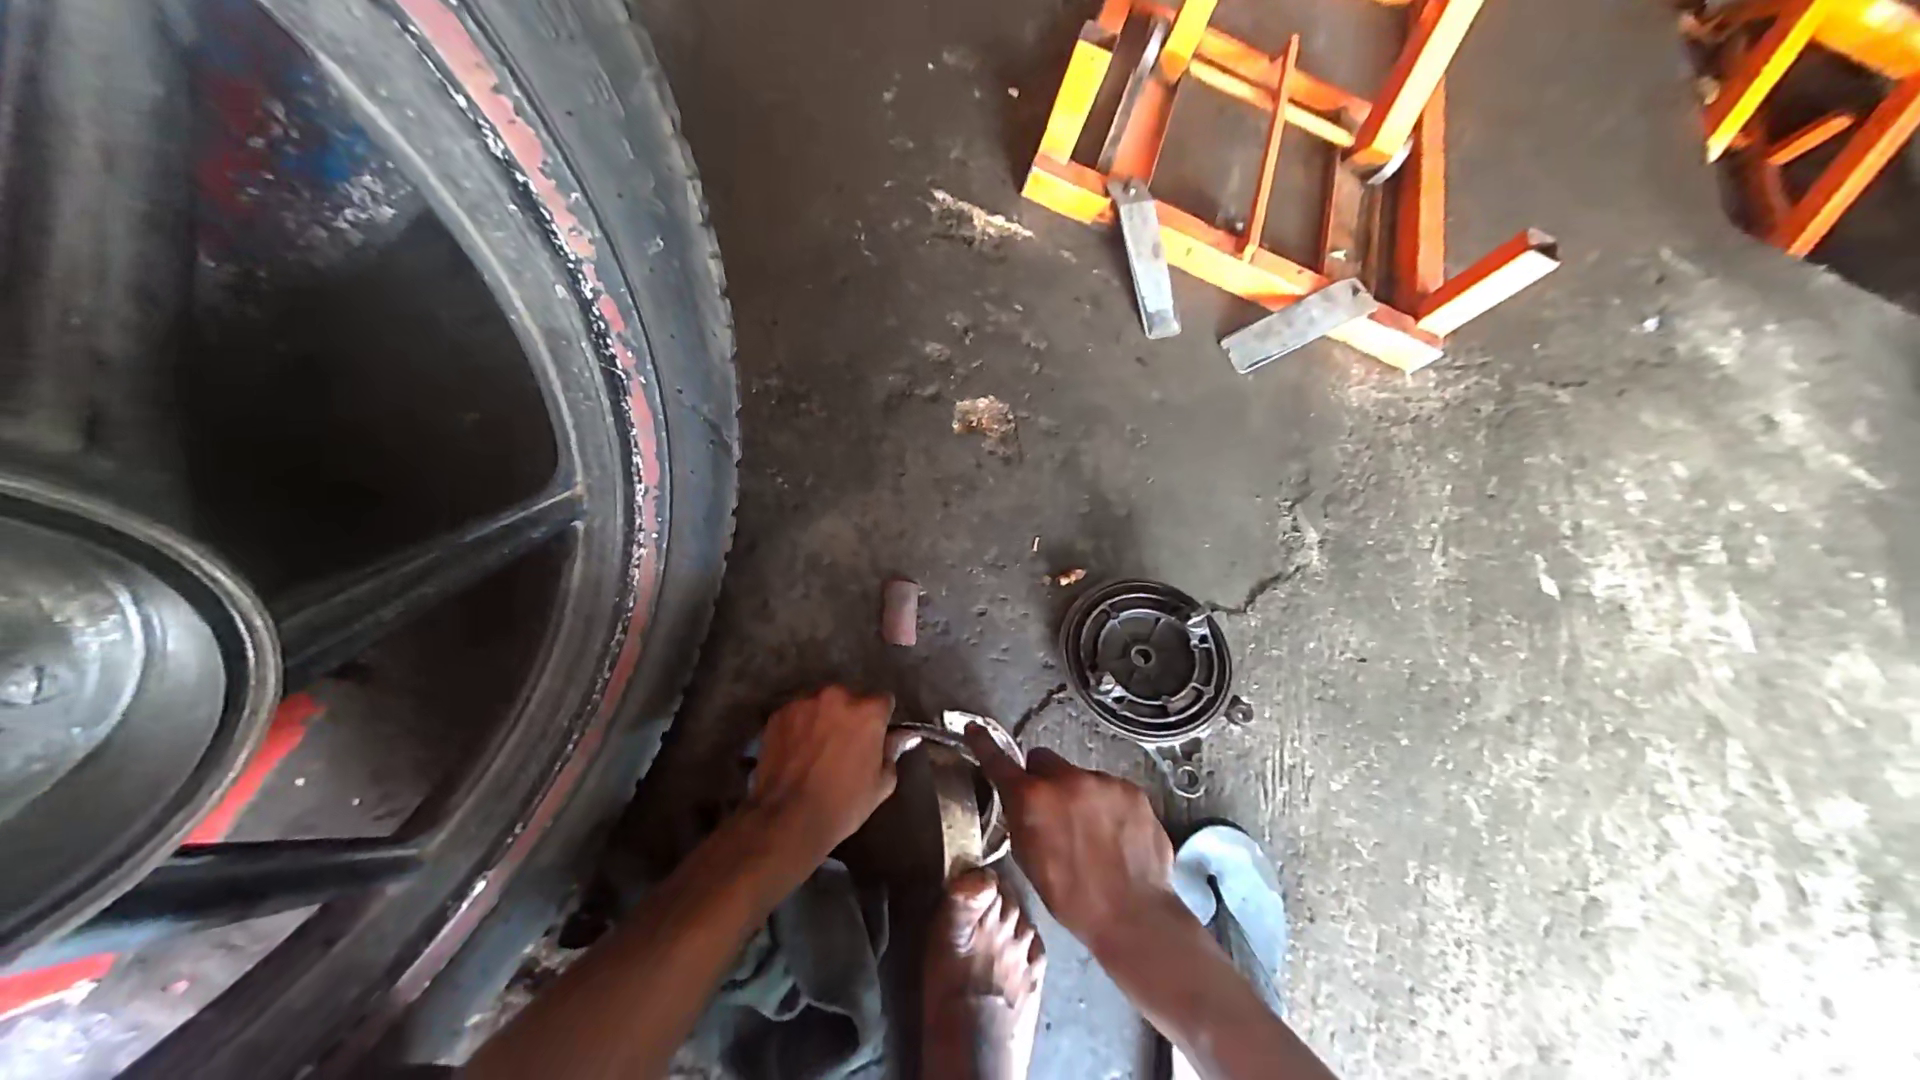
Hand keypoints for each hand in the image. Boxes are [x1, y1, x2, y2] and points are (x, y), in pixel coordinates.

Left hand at [745, 686, 913, 867]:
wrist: (787, 818)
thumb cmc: (843, 804)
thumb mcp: (881, 784)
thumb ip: (892, 751)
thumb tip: (903, 736)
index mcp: (868, 711)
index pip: (883, 701)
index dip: (880, 719)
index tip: (874, 736)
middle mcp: (837, 697)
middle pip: (850, 699)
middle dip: (850, 716)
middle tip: (844, 744)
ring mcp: (804, 703)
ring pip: (821, 704)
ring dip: (823, 718)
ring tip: (816, 748)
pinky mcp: (778, 714)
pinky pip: (797, 714)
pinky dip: (799, 726)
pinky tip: (796, 751)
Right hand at [964, 729, 1179, 948]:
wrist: (1133, 915)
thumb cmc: (1072, 898)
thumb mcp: (1029, 860)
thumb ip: (1021, 819)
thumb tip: (1021, 801)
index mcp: (1033, 799)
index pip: (1000, 763)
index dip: (984, 746)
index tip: (975, 729)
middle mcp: (1066, 780)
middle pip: (1044, 761)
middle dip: (1043, 779)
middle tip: (1053, 810)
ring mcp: (1102, 781)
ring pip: (1080, 777)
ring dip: (1079, 794)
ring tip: (1094, 832)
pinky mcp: (1131, 789)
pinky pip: (1110, 788)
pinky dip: (1109, 805)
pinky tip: (1116, 834)